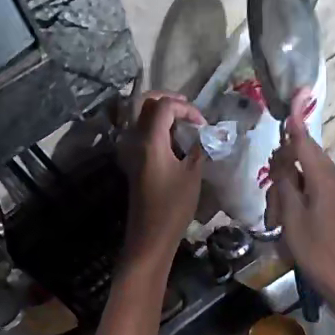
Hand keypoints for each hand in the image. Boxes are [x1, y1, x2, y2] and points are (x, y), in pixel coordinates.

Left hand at [120, 92, 205, 265]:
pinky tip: (174, 138)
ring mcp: (130, 150)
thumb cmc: (173, 206)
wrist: (150, 235)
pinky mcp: (132, 161)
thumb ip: (198, 148)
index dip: (186, 108)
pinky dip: (155, 126)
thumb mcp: (192, 175)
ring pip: (139, 116)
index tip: (203, 124)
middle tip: (187, 108)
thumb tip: (204, 134)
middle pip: (143, 103)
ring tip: (183, 121)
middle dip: (166, 99)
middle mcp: (134, 139)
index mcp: (149, 140)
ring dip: (159, 112)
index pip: (164, 106)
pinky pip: (140, 132)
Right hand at [265, 106, 334, 303]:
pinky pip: (310, 187)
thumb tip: (283, 156)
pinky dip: (295, 197)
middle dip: (281, 172)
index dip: (296, 118)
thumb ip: (285, 181)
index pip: (305, 140)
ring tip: (277, 220)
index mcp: (324, 177)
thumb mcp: (291, 215)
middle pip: (302, 157)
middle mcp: (334, 177)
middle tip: (272, 202)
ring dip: (285, 191)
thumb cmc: (314, 248)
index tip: (297, 91)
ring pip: (303, 174)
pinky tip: (285, 219)